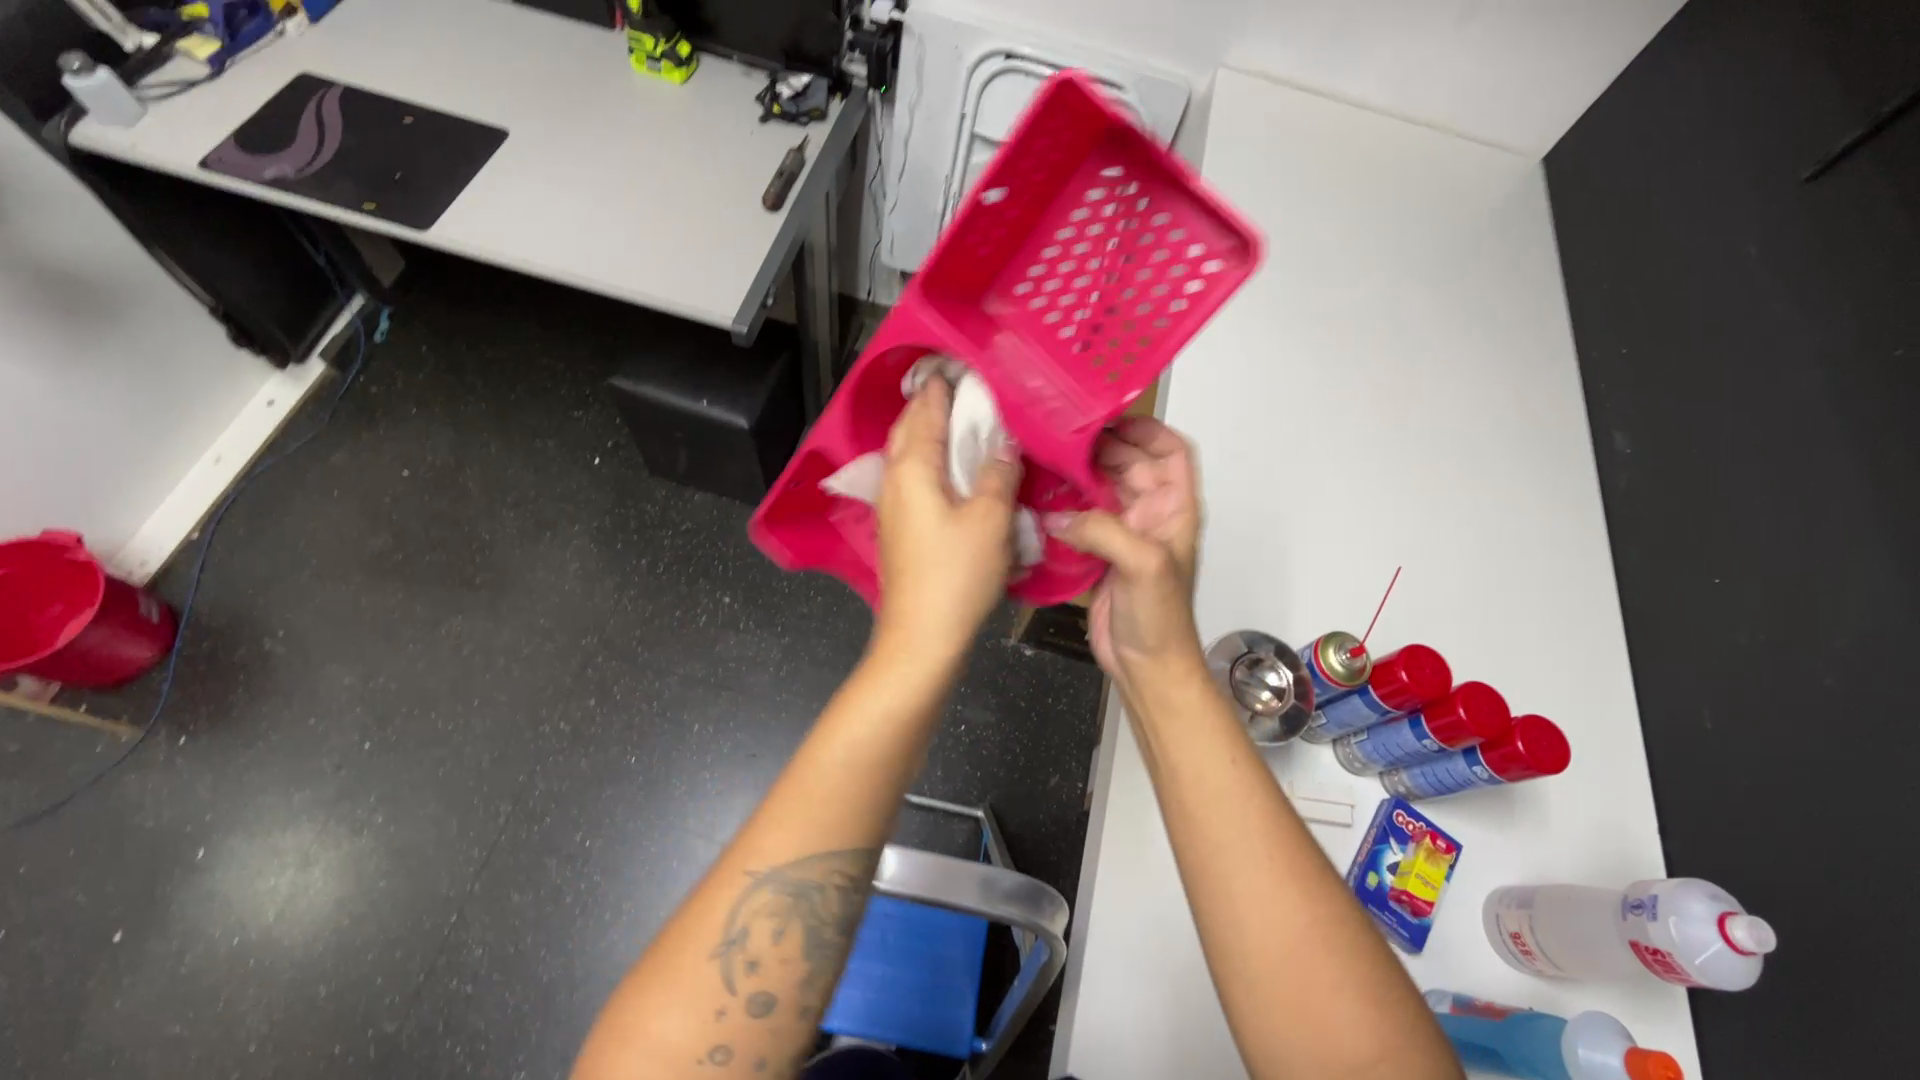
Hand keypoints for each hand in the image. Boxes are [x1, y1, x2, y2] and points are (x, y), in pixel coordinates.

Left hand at [873, 378, 1021, 659]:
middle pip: (909, 428)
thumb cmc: (956, 574)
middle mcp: (894, 480)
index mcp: (913, 467)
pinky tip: (953, 470)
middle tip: (963, 386)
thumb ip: (997, 473)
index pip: (926, 410)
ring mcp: (892, 506)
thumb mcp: (990, 519)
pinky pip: (914, 479)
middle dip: (931, 404)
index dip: (944, 384)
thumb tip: (1004, 440)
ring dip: (929, 432)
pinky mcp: (899, 529)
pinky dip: (931, 462)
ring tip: (961, 422)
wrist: (921, 637)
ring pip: (908, 455)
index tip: (962, 362)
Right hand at [1047, 418, 1204, 698]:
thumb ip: (1103, 531)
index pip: (1172, 452)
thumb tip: (1055, 516)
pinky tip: (1038, 498)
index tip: (1109, 420)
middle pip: (1129, 464)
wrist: (1146, 665)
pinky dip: (1063, 506)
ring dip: (1078, 474)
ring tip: (1043, 459)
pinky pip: (1081, 518)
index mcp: (1175, 508)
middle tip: (1059, 435)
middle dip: (1099, 447)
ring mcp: (1125, 533)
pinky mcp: (1099, 553)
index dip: (1148, 430)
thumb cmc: (1159, 616)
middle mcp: (1151, 514)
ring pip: (1102, 488)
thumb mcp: (1142, 565)